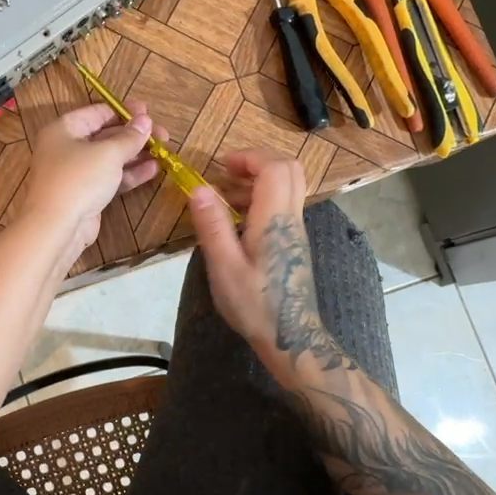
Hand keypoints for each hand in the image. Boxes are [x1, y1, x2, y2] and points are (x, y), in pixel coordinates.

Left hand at [20, 102, 164, 263]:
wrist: (57, 227)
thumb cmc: (79, 179)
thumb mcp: (108, 153)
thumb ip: (129, 136)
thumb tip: (146, 120)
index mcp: (64, 130)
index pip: (97, 113)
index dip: (123, 112)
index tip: (148, 112)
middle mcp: (67, 148)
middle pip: (105, 136)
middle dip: (134, 135)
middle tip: (162, 135)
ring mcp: (77, 173)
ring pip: (110, 159)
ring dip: (136, 155)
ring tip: (163, 151)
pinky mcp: (86, 194)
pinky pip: (110, 178)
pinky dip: (129, 173)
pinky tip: (153, 169)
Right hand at [187, 149, 328, 367]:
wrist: (291, 337)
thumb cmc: (254, 304)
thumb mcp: (224, 267)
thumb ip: (213, 225)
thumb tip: (199, 188)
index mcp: (274, 219)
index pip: (274, 168)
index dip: (250, 157)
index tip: (223, 166)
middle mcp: (291, 218)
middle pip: (289, 169)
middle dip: (258, 162)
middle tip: (228, 173)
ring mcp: (296, 230)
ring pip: (289, 186)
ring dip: (259, 181)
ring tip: (226, 197)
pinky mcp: (294, 242)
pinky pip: (284, 205)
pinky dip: (263, 199)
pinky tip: (238, 221)